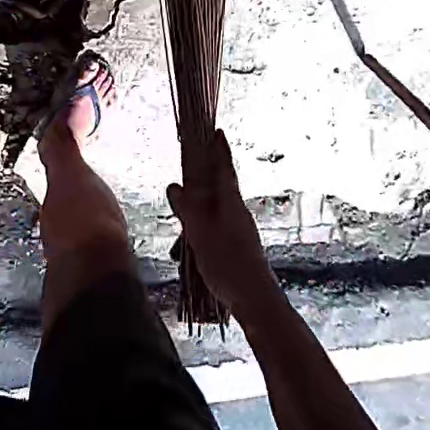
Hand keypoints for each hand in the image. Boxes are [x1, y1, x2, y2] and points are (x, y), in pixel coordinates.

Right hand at [166, 131, 279, 316]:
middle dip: (207, 178)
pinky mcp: (240, 245)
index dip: (220, 150)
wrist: (254, 296)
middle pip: (222, 187)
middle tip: (192, 170)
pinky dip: (206, 225)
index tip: (216, 132)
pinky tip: (195, 241)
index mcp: (231, 202)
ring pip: (219, 209)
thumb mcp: (200, 233)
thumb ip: (188, 209)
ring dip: (203, 208)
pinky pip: (219, 225)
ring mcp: (241, 228)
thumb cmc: (227, 262)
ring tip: (185, 221)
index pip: (224, 169)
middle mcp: (238, 211)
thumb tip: (176, 185)